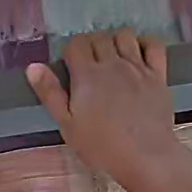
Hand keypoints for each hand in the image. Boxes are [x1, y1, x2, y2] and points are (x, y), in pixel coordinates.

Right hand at [26, 29, 189, 184]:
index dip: (70, 52)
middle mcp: (113, 63)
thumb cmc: (101, 146)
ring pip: (125, 35)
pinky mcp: (158, 75)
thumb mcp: (67, 125)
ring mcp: (138, 67)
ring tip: (111, 59)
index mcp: (87, 74)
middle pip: (99, 37)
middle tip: (89, 68)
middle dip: (91, 46)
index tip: (70, 68)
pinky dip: (144, 42)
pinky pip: (153, 44)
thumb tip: (33, 67)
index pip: (75, 44)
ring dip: (115, 41)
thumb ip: (50, 94)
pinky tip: (138, 54)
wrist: (144, 156)